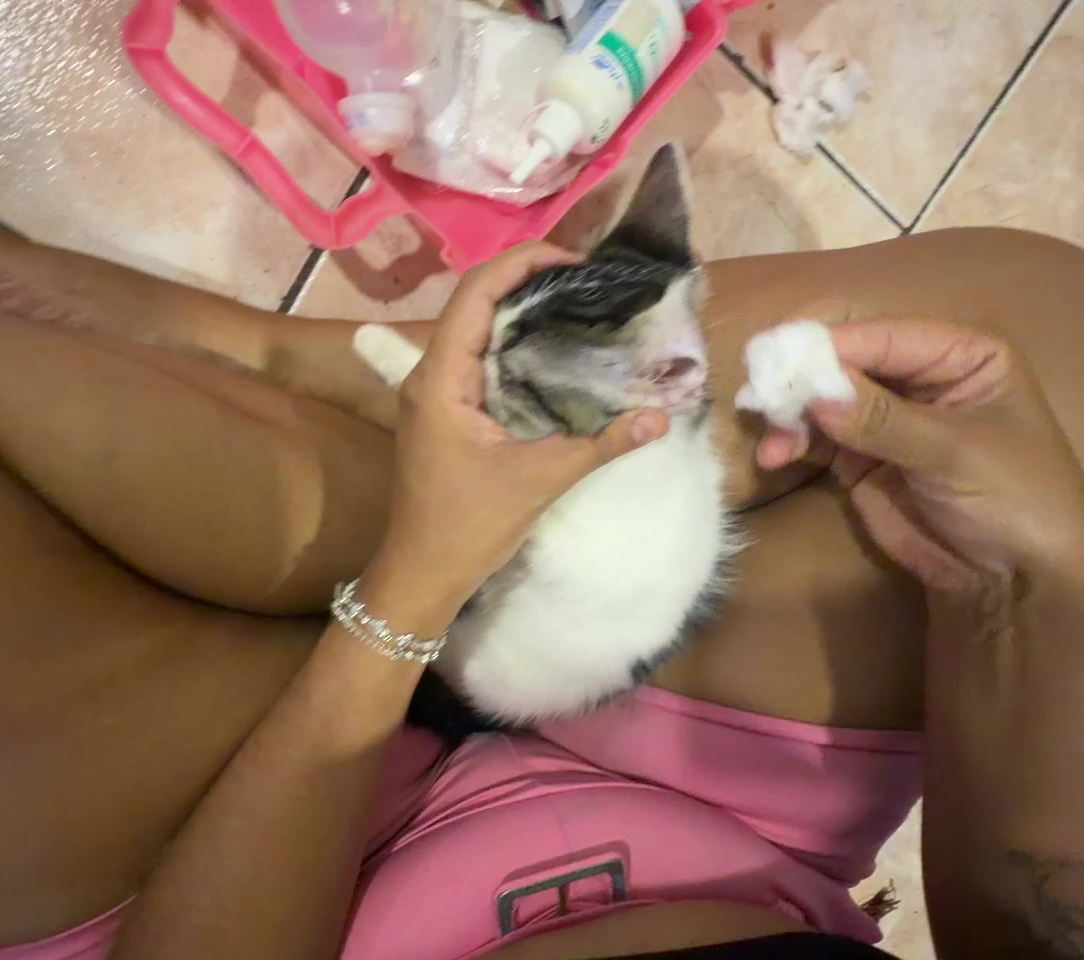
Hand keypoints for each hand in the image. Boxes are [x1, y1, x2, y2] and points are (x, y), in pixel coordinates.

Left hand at [361, 244, 669, 628]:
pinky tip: (550, 353)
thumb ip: (599, 445)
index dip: (521, 264)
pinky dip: (512, 348)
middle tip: (584, 284)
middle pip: (474, 304)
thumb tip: (661, 419)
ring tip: (574, 306)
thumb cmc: (468, 527)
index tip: (573, 263)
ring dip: (518, 314)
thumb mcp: (539, 481)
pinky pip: (477, 362)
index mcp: (441, 379)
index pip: (475, 294)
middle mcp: (430, 376)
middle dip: (526, 283)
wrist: (422, 573)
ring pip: (474, 332)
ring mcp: (433, 395)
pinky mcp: (444, 414)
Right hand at [756, 319, 1083, 595]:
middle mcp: (918, 379)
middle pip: (847, 364)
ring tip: (771, 443)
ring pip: (824, 402)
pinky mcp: (858, 459)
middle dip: (803, 381)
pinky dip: (792, 444)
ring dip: (791, 418)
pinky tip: (773, 456)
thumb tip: (815, 393)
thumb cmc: (1012, 497)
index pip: (887, 339)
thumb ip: (883, 420)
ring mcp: (884, 420)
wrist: (1010, 577)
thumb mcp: (954, 451)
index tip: (781, 357)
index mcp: (960, 356)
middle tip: (759, 394)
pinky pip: (817, 439)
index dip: (835, 346)